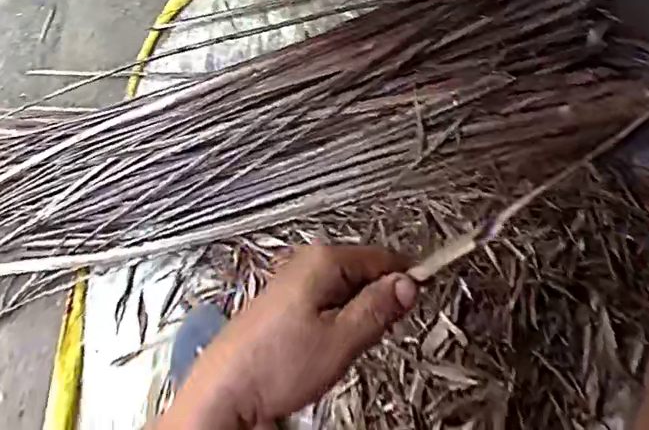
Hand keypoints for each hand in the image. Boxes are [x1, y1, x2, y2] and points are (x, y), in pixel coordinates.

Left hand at [158, 244, 416, 428]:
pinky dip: (338, 320)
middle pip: (364, 271)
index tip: (423, 296)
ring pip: (346, 289)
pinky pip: (327, 300)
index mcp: (324, 259)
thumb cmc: (275, 366)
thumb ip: (378, 309)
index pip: (381, 256)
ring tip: (348, 346)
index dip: (405, 277)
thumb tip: (408, 284)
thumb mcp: (341, 341)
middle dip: (379, 300)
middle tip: (379, 334)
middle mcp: (308, 261)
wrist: (226, 391)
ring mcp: (295, 279)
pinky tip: (328, 348)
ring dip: (358, 313)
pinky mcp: (287, 301)